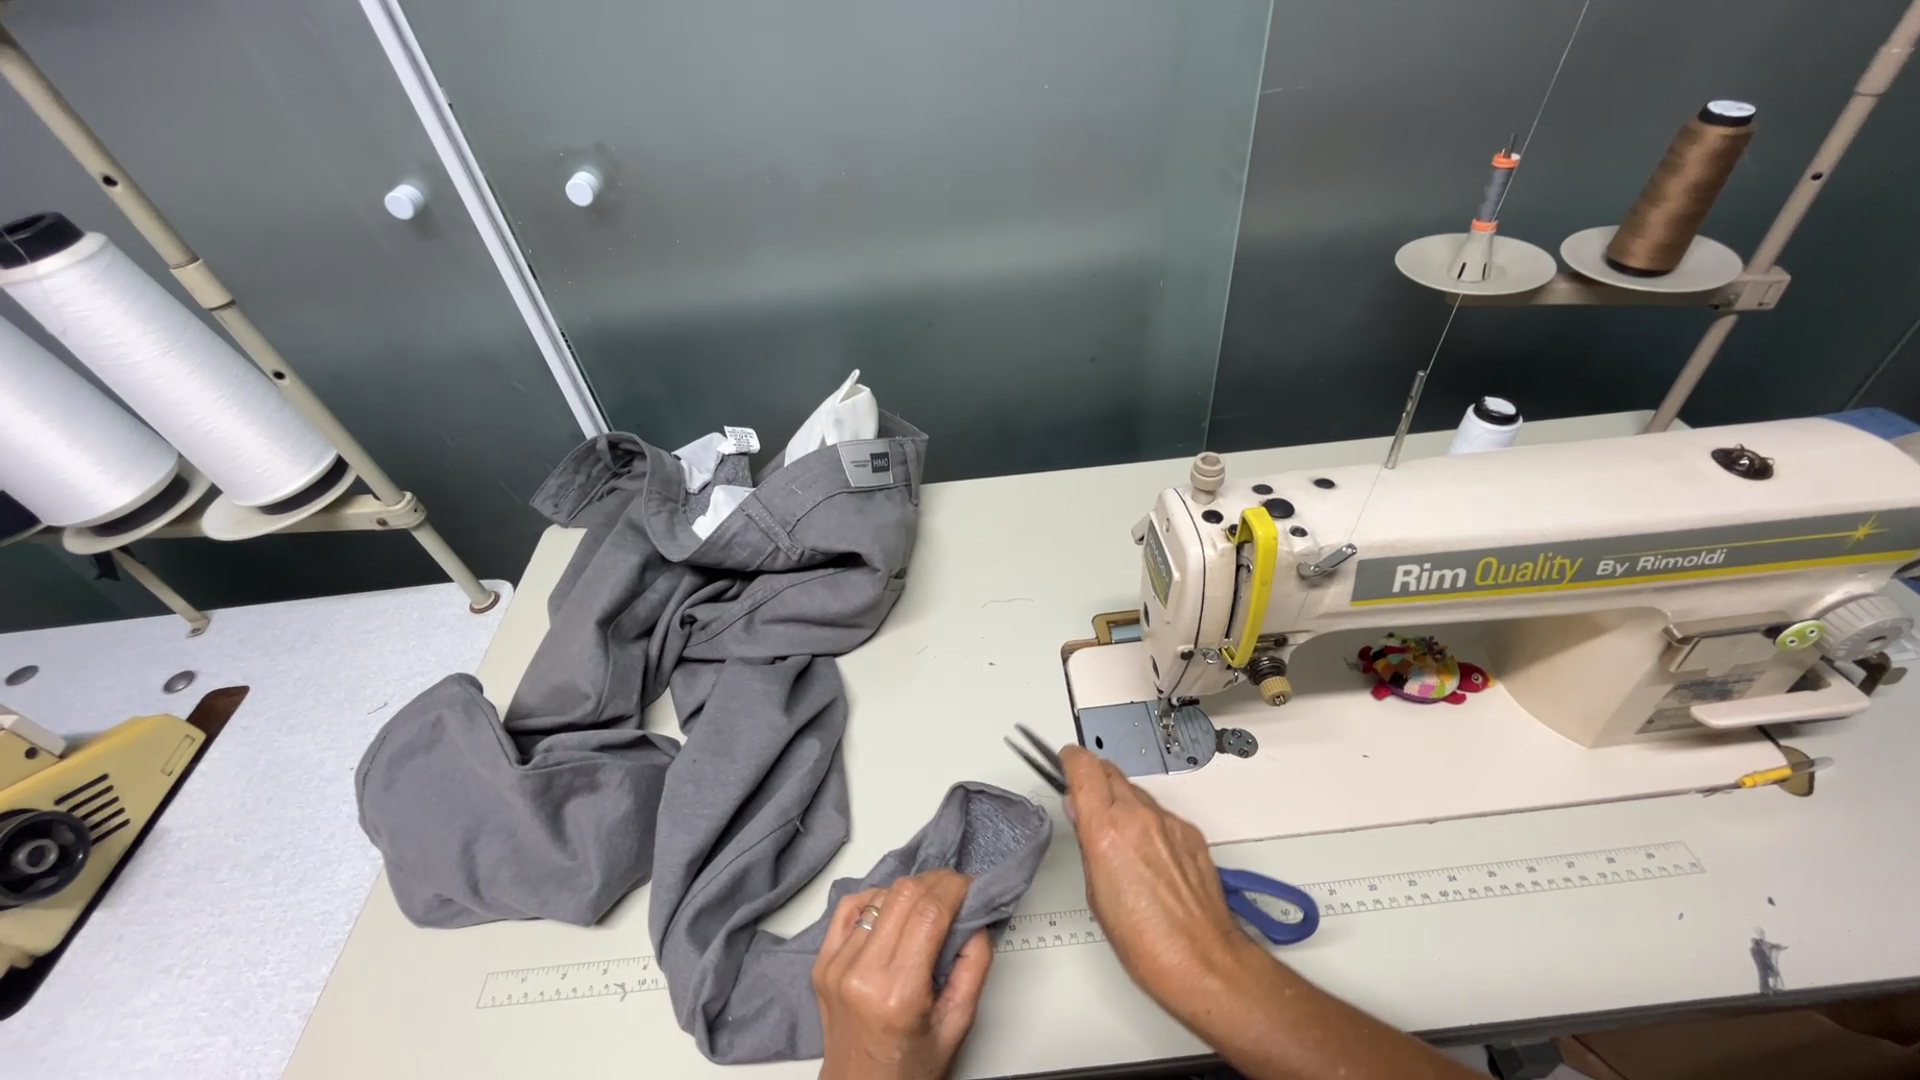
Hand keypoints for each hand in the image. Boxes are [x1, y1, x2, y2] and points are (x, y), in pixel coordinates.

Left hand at [812, 868, 993, 1079]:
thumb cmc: (908, 1068)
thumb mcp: (958, 1023)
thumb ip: (975, 964)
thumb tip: (976, 915)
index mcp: (897, 994)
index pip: (929, 912)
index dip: (955, 888)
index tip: (971, 886)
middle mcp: (860, 973)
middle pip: (903, 894)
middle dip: (937, 882)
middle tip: (956, 890)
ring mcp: (835, 965)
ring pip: (879, 895)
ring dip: (910, 891)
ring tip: (928, 907)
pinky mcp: (821, 961)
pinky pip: (850, 907)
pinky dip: (876, 899)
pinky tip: (893, 910)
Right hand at [1061, 745, 1257, 1009]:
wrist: (1201, 960)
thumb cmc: (1145, 941)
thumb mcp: (1095, 892)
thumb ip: (1088, 842)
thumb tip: (1081, 814)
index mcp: (1106, 830)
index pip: (1083, 767)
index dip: (1071, 760)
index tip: (1065, 761)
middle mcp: (1139, 816)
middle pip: (1109, 770)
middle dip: (1093, 777)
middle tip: (1085, 795)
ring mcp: (1169, 822)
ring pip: (1136, 791)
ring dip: (1122, 801)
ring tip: (1119, 836)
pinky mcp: (1192, 833)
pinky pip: (1162, 814)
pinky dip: (1150, 822)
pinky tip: (1150, 855)